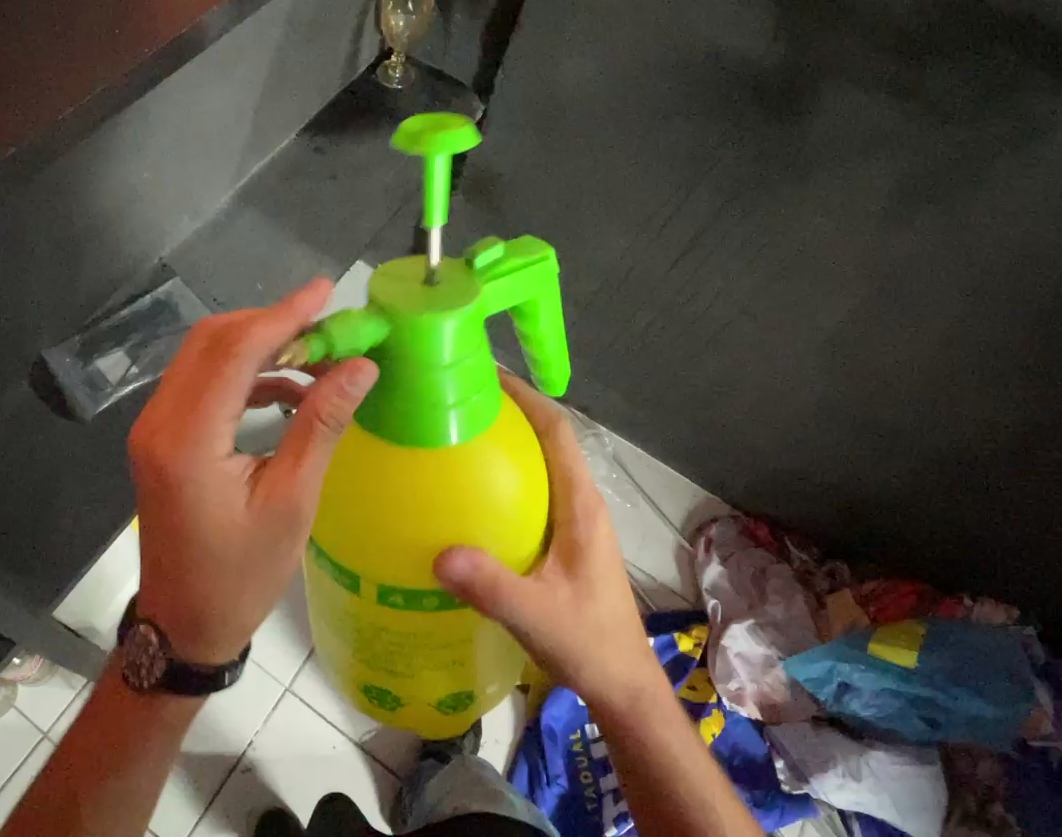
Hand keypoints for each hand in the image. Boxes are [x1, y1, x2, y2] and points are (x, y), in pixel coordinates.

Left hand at [127, 279, 377, 664]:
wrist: (183, 624)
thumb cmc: (241, 575)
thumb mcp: (293, 501)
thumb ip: (321, 425)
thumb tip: (360, 367)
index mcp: (189, 439)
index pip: (236, 351)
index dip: (284, 314)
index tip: (327, 291)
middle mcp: (160, 421)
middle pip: (213, 342)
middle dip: (273, 322)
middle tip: (329, 321)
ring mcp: (155, 428)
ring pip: (205, 357)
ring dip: (259, 345)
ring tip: (318, 352)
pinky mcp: (162, 438)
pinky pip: (202, 384)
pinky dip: (245, 374)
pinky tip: (288, 388)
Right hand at [433, 372, 660, 707]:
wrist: (623, 686)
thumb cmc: (589, 644)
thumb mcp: (537, 617)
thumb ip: (492, 587)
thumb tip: (439, 553)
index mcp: (581, 506)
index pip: (558, 431)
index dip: (527, 397)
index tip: (487, 375)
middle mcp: (581, 503)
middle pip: (548, 439)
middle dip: (511, 412)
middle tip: (457, 400)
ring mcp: (575, 522)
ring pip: (542, 464)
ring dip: (509, 443)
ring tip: (457, 435)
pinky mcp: (565, 541)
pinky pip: (533, 492)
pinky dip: (505, 478)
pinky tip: (469, 496)